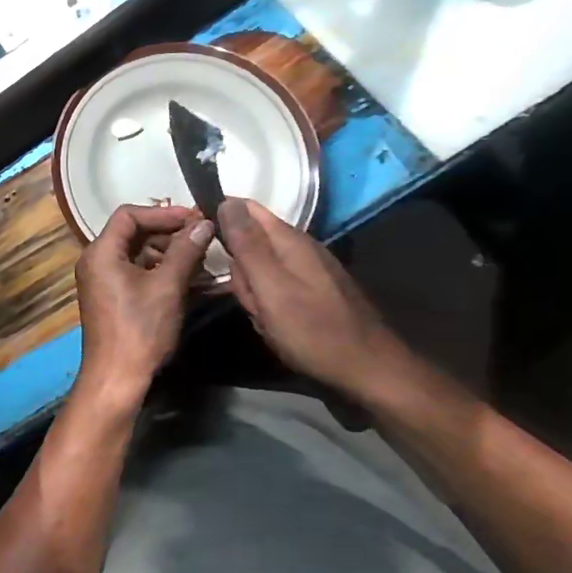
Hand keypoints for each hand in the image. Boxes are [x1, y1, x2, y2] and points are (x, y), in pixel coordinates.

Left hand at [73, 205, 214, 404]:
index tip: (193, 217)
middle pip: (134, 234)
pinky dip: (163, 273)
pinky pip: (138, 273)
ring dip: (171, 255)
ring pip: (139, 254)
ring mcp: (103, 280)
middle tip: (204, 237)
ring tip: (205, 260)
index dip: (162, 213)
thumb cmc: (140, 329)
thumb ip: (185, 251)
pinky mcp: (113, 296)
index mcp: (101, 252)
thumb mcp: (167, 287)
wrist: (117, 377)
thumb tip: (204, 223)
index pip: (129, 215)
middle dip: (170, 234)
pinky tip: (194, 280)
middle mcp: (97, 260)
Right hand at [216, 198, 410, 400]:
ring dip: (253, 291)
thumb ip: (247, 245)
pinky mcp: (314, 290)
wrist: (370, 371)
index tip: (201, 240)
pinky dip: (268, 303)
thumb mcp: (271, 288)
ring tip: (264, 316)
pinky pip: (275, 285)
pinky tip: (276, 323)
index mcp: (289, 240)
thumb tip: (227, 201)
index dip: (219, 216)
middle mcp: (300, 247)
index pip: (245, 208)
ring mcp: (309, 269)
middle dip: (239, 269)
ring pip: (260, 267)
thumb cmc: (314, 330)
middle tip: (250, 298)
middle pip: (249, 241)